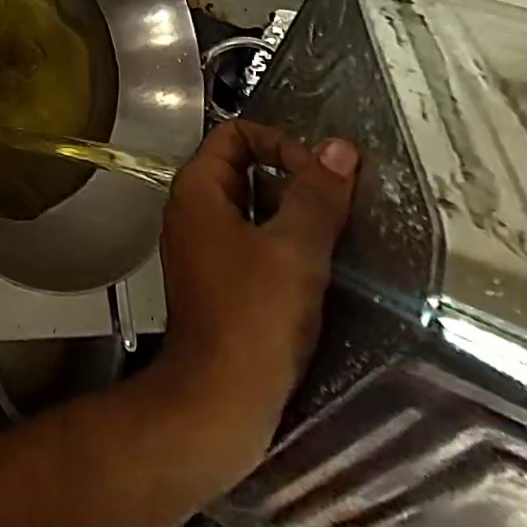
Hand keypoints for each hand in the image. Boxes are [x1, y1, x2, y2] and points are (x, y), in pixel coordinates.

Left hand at [151, 120, 356, 473]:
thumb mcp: (294, 249)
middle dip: (289, 173)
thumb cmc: (253, 315)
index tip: (319, 173)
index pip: (233, 134)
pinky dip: (277, 236)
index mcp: (196, 189)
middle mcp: (189, 208)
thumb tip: (338, 147)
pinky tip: (312, 261)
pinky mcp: (212, 274)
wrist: (219, 392)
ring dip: (288, 208)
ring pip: (246, 203)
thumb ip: (316, 195)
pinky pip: (246, 236)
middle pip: (240, 165)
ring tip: (332, 228)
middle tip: (335, 199)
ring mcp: (197, 242)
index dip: (279, 142)